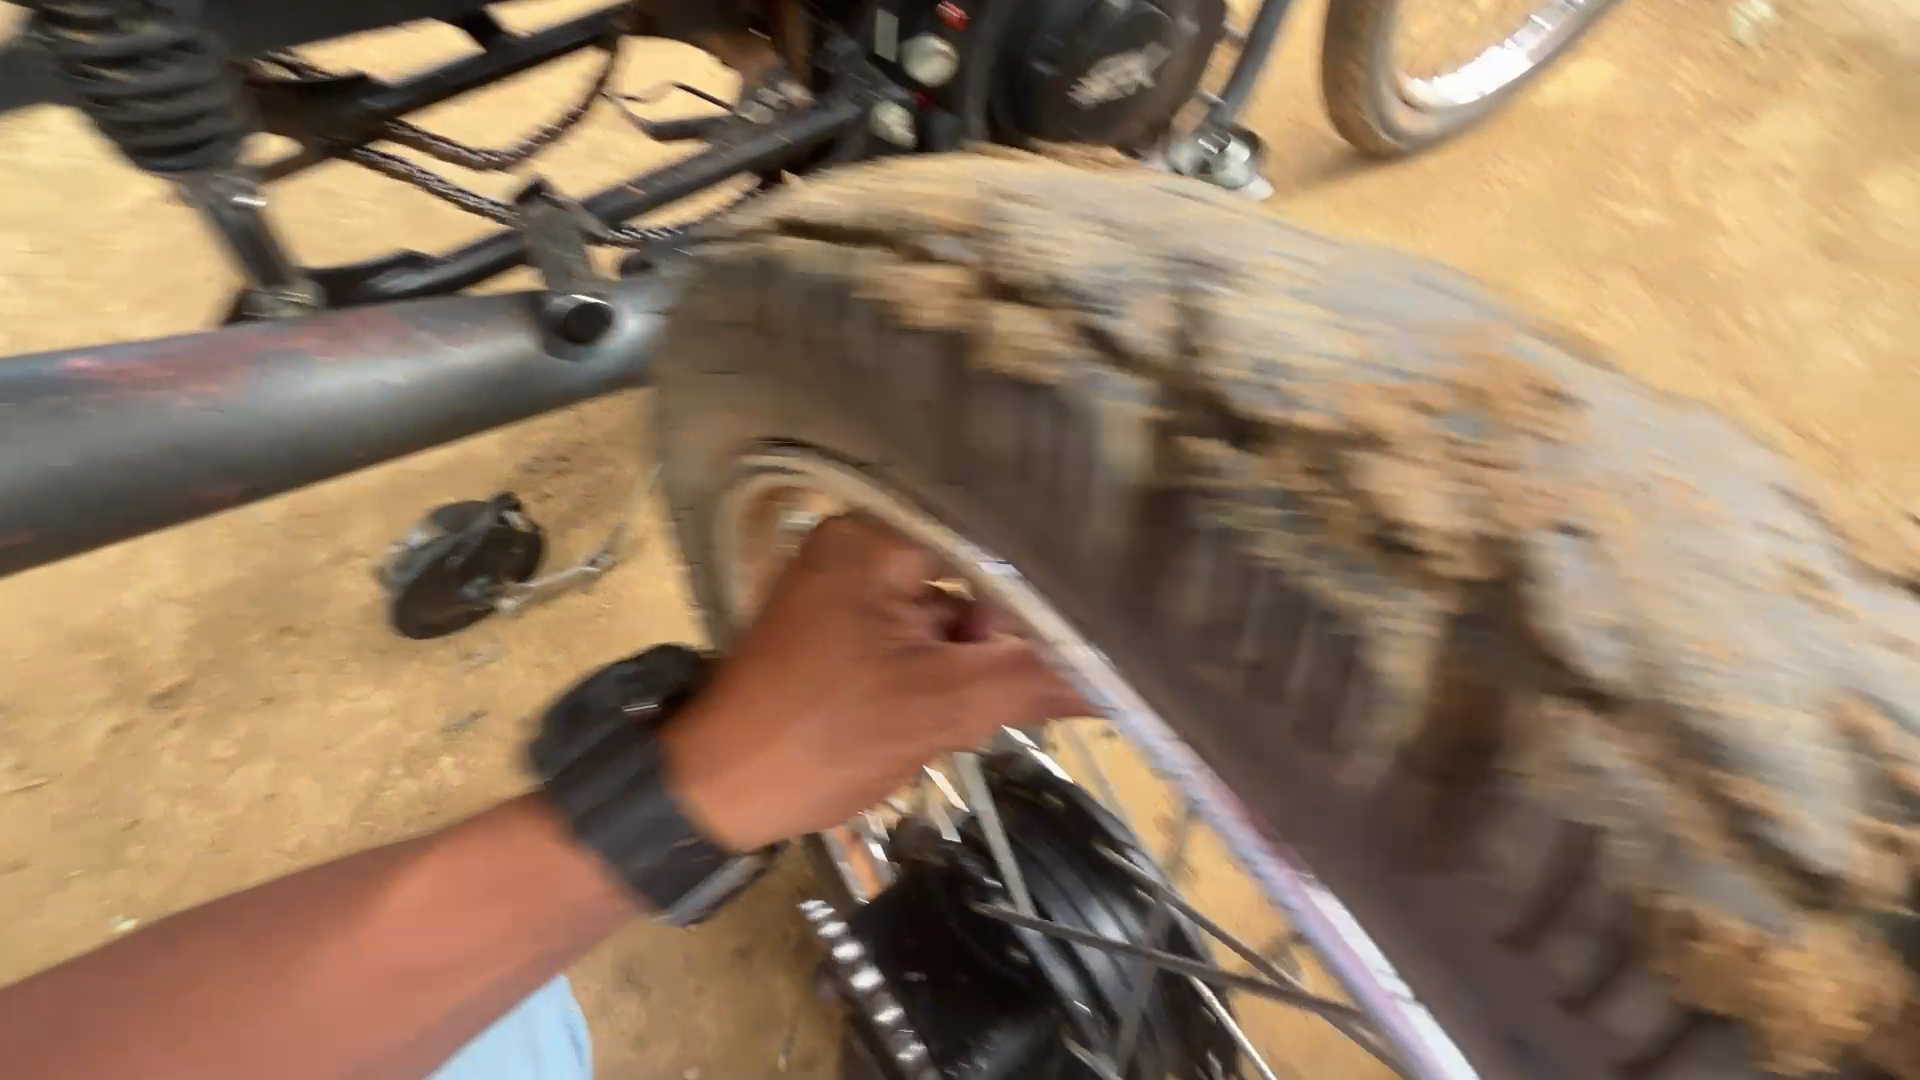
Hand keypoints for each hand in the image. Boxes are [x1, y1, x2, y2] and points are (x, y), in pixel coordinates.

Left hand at [660, 512, 1087, 851]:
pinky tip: (936, 709)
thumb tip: (1111, 682)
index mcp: (873, 541)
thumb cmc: (820, 739)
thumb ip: (1027, 684)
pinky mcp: (840, 622)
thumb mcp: (936, 711)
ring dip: (966, 662)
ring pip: (944, 612)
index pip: (987, 546)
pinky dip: (936, 669)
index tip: (1087, 627)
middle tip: (1009, 689)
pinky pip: (913, 632)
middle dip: (995, 640)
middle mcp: (858, 546)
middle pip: (967, 579)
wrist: (715, 792)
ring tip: (957, 711)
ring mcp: (845, 585)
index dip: (1041, 591)